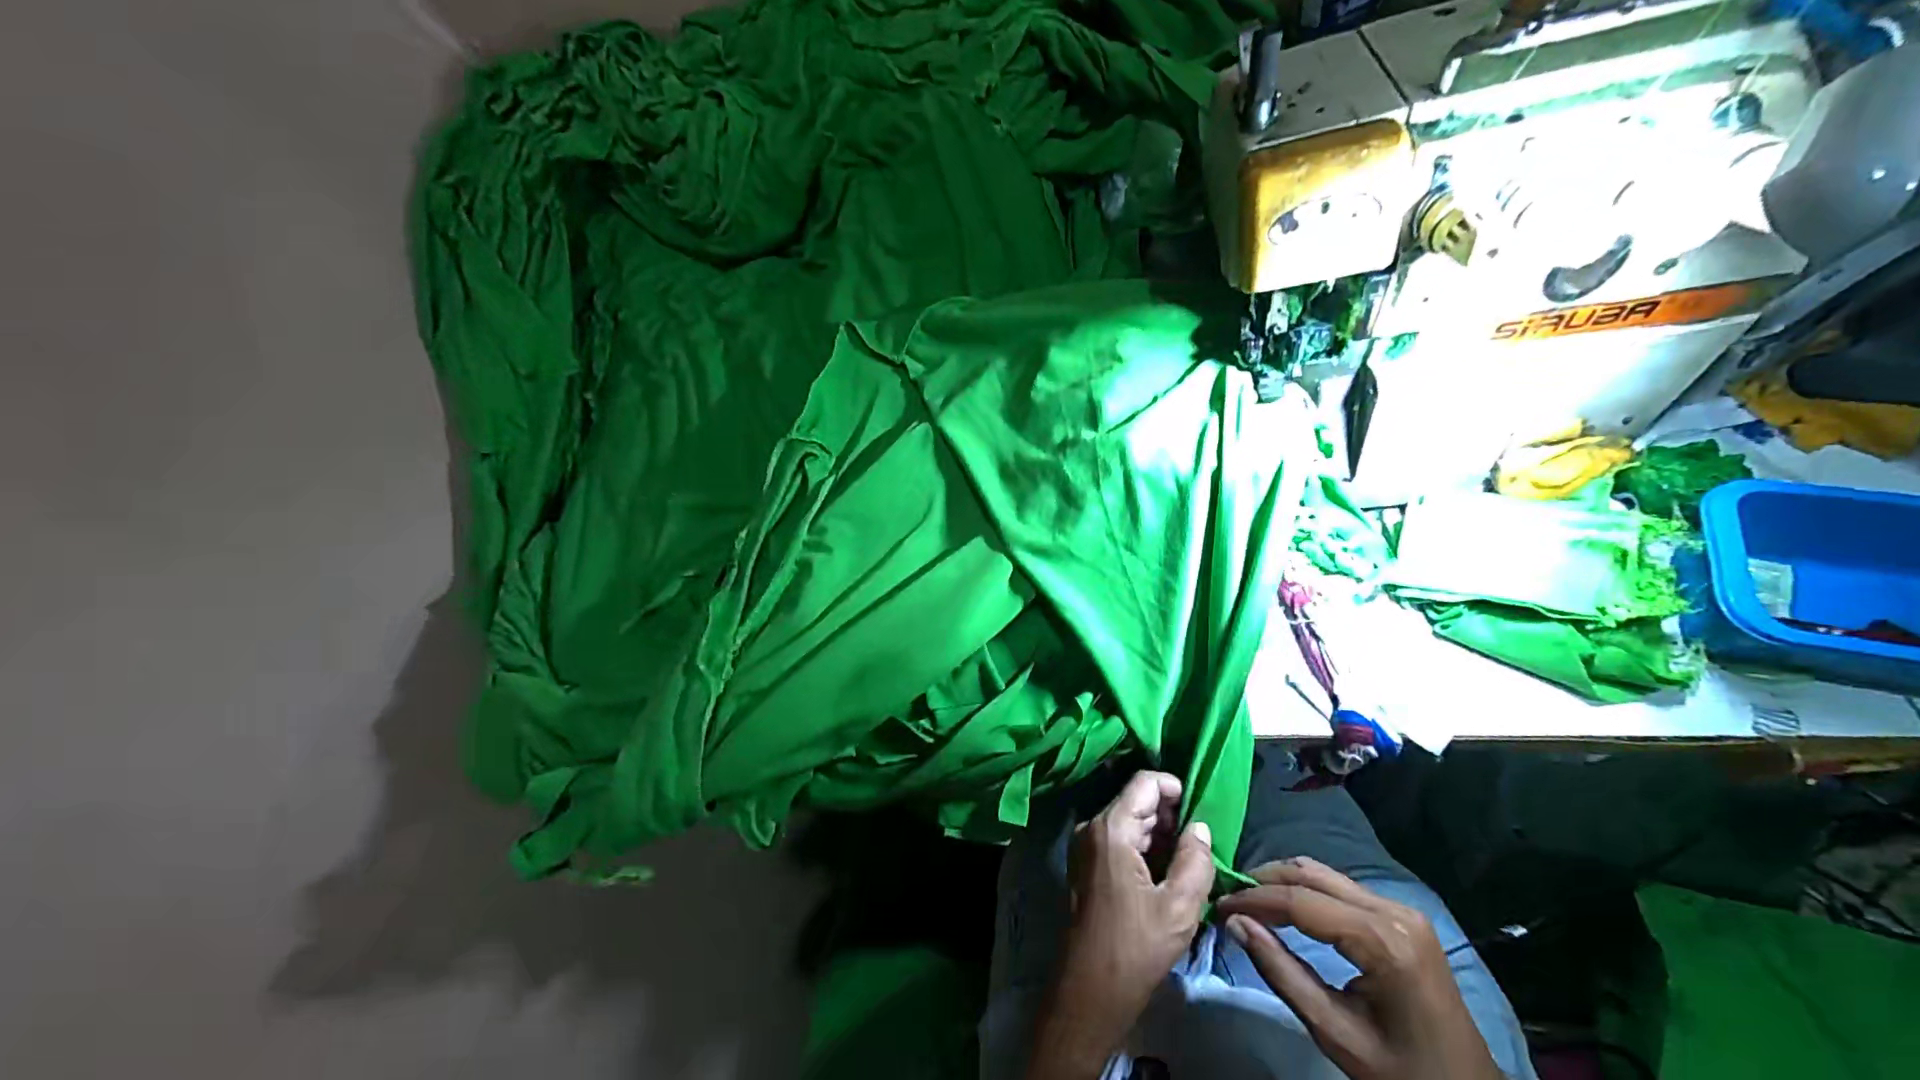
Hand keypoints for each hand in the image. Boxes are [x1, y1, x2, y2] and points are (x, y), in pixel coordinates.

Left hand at [1025, 771, 1214, 1079]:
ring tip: (1188, 860)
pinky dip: (1144, 847)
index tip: (1201, 810)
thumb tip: (1200, 826)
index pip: (1145, 783)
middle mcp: (1092, 827)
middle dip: (1171, 815)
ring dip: (1160, 834)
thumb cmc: (1136, 946)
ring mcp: (1086, 844)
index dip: (1175, 788)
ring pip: (1130, 820)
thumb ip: (1195, 859)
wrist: (1091, 986)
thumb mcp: (1179, 906)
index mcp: (1110, 828)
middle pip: (1137, 801)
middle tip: (1200, 843)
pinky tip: (1166, 873)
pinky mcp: (1087, 862)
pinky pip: (1120, 839)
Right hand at [1218, 858, 1502, 1079]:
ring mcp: (1402, 910)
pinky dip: (1305, 890)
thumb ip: (1281, 972)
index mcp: (1383, 941)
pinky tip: (1284, 906)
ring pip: (1325, 874)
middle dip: (1263, 881)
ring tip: (1248, 901)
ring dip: (1282, 882)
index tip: (1218, 906)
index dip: (1252, 899)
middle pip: (1311, 874)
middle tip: (1228, 898)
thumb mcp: (1334, 1031)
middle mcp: (1394, 911)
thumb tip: (1236, 923)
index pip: (1300, 901)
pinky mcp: (1402, 917)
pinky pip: (1342, 888)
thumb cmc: (1401, 1072)